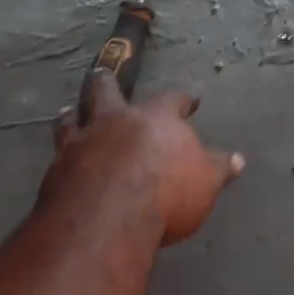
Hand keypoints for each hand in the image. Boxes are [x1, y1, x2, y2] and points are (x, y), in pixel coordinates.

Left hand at [41, 75, 244, 245]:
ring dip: (73, 114)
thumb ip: (219, 168)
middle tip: (102, 76)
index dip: (183, 98)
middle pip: (105, 91)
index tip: (191, 98)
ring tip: (70, 111)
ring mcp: (80, 143)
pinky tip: (61, 159)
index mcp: (157, 119)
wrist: (108, 218)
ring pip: (71, 118)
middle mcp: (116, 122)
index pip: (173, 99)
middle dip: (106, 82)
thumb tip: (238, 159)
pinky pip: (56, 154)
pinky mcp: (55, 171)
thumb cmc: (168, 193)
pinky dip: (61, 153)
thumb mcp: (207, 181)